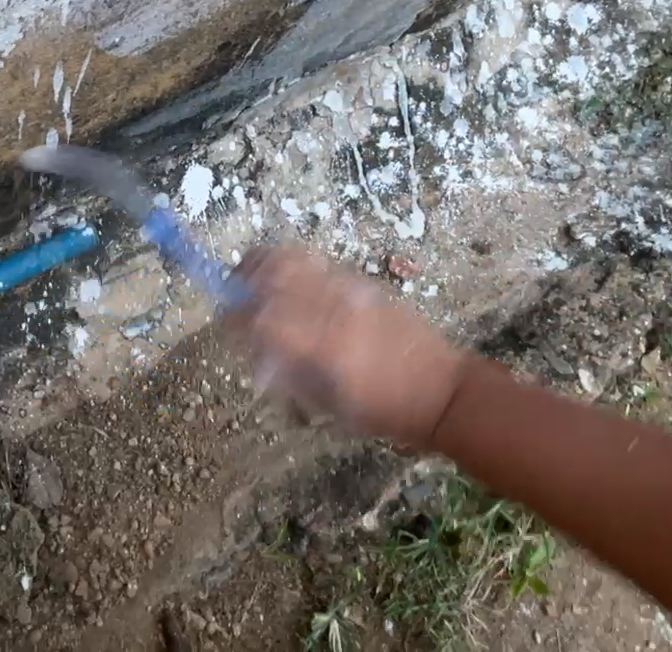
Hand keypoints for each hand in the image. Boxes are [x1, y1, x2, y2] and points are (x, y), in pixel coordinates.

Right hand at [226, 246, 470, 448]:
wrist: (446, 393)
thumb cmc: (388, 413)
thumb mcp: (331, 407)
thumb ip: (290, 376)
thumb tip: (256, 357)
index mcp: (322, 347)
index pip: (262, 316)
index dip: (235, 315)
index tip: (225, 320)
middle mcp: (332, 309)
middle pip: (272, 272)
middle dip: (243, 277)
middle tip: (235, 289)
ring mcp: (349, 290)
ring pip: (293, 257)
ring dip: (266, 263)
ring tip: (257, 277)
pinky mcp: (364, 282)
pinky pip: (318, 263)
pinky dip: (294, 267)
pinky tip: (293, 283)